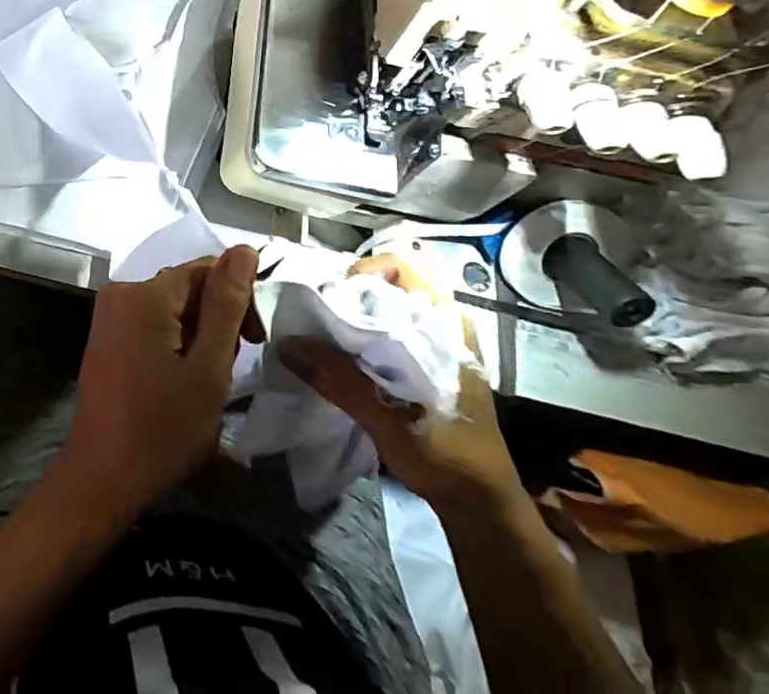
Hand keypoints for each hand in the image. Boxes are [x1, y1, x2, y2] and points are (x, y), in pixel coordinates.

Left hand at [55, 245, 261, 519]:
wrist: (102, 480)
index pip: (208, 269)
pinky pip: (154, 322)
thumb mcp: (208, 367)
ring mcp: (110, 317)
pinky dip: (177, 343)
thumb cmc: (162, 428)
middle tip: (229, 367)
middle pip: (189, 286)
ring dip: (200, 335)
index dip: (238, 299)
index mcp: (144, 295)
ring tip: (207, 379)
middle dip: (218, 320)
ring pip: (174, 307)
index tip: (254, 342)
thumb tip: (245, 249)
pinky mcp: (108, 338)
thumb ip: (227, 304)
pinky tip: (183, 379)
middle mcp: (121, 294)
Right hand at [281, 254, 524, 512]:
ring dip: (356, 316)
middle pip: (392, 286)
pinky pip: (390, 334)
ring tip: (325, 335)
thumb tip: (288, 343)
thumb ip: (340, 378)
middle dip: (352, 294)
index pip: (406, 267)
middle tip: (321, 316)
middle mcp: (444, 326)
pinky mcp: (426, 367)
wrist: (480, 502)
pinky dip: (364, 336)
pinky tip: (342, 358)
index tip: (336, 296)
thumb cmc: (445, 454)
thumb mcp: (389, 418)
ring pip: (389, 310)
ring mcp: (436, 346)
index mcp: (446, 326)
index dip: (367, 270)